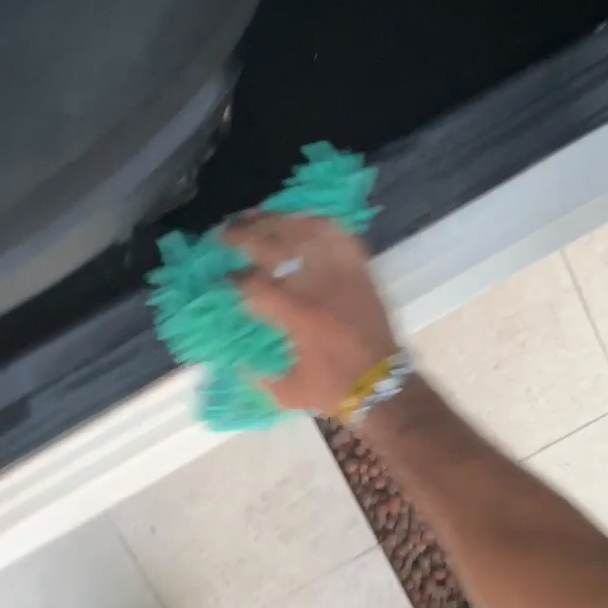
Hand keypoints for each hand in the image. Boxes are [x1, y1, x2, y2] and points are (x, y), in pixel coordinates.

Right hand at [225, 213, 398, 413]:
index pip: (255, 283)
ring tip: (257, 217)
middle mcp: (319, 287)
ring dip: (278, 220)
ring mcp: (343, 274)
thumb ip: (257, 374)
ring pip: (307, 230)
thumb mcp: (287, 391)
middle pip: (275, 246)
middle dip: (244, 235)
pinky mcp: (361, 271)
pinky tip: (300, 220)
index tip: (222, 278)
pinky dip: (318, 223)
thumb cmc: (334, 390)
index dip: (233, 278)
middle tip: (225, 232)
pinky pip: (339, 235)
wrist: (385, 387)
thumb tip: (237, 357)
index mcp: (298, 316)